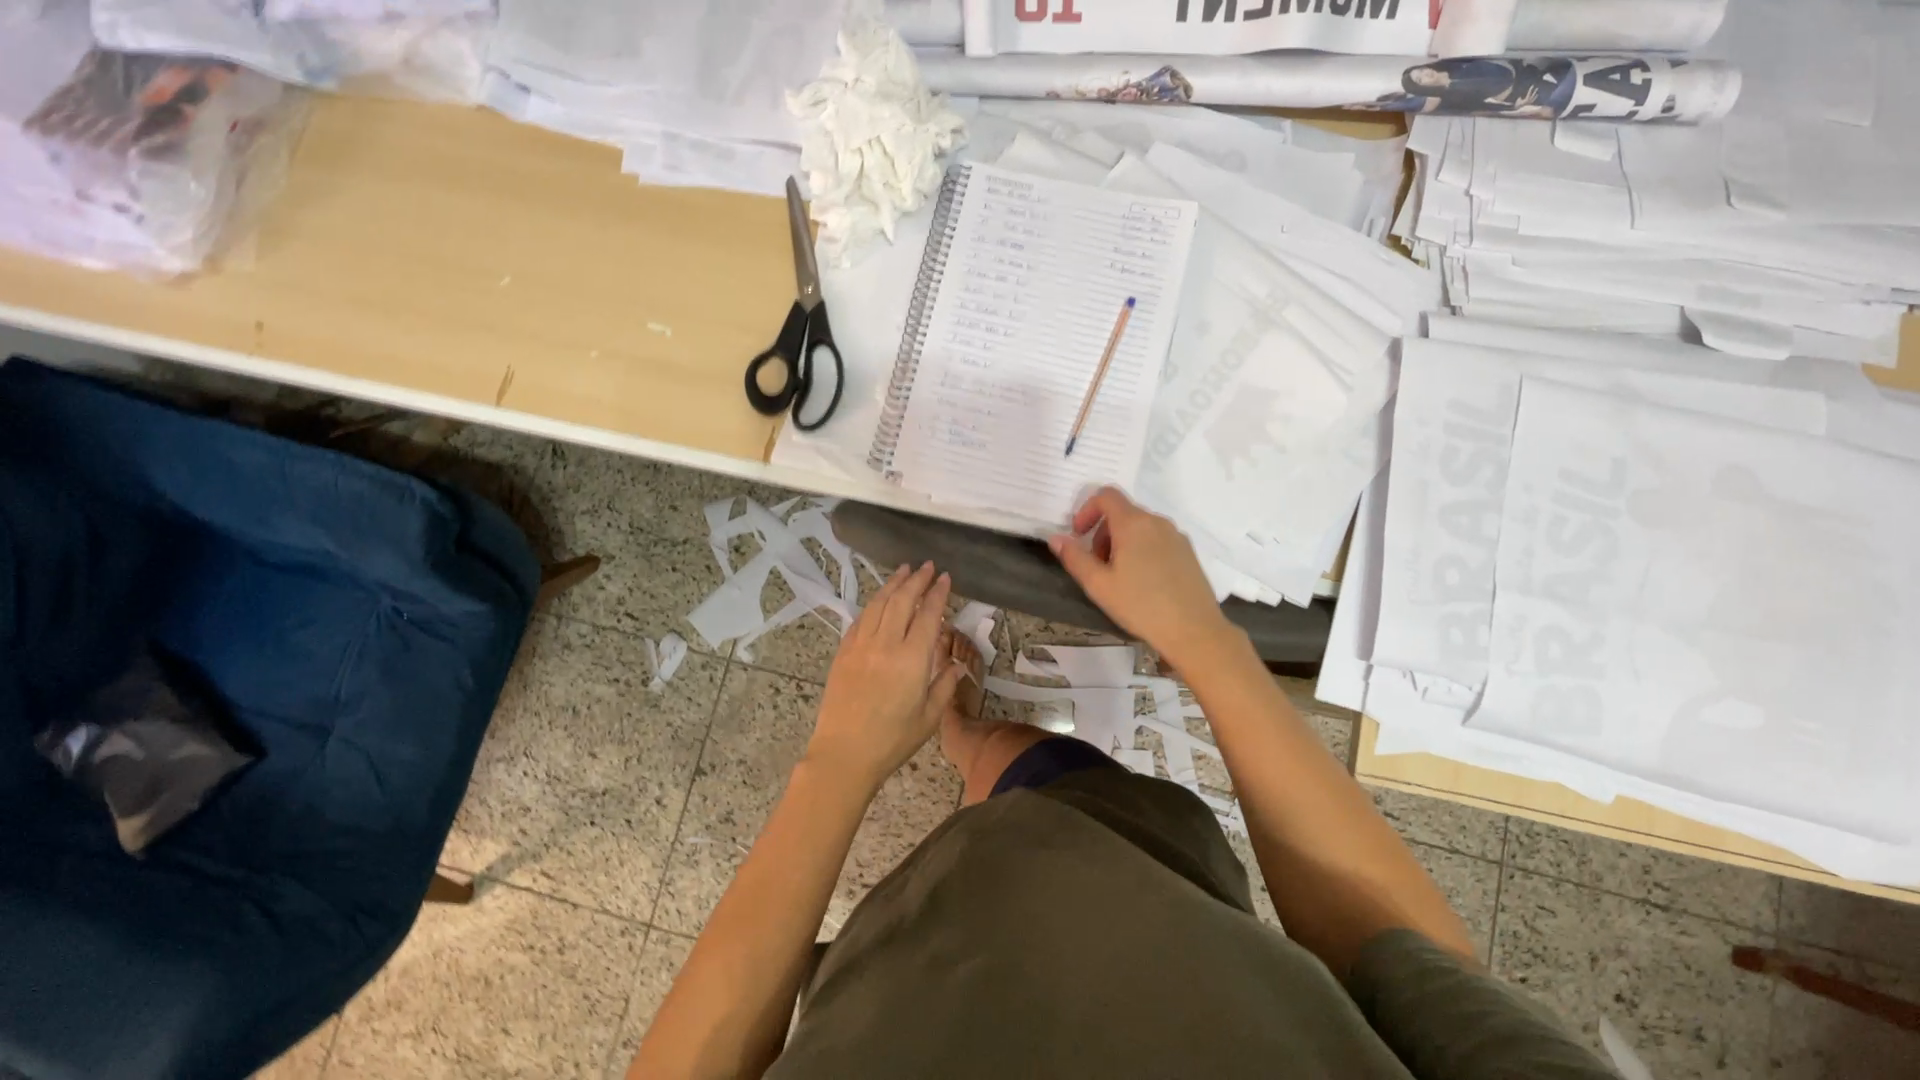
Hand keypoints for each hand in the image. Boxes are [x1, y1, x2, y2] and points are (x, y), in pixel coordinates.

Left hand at [807, 562, 960, 792]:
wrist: (844, 753)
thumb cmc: (892, 741)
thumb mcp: (929, 718)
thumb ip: (944, 686)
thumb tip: (954, 665)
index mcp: (912, 659)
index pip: (928, 615)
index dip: (937, 593)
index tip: (944, 577)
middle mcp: (885, 644)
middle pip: (902, 601)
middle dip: (915, 580)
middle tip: (926, 566)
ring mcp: (860, 646)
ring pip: (878, 604)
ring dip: (892, 584)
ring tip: (903, 571)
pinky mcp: (843, 653)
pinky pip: (860, 619)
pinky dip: (873, 604)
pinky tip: (879, 601)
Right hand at [1048, 486, 1237, 669]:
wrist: (1193, 630)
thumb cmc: (1140, 606)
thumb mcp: (1099, 585)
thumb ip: (1074, 558)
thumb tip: (1056, 538)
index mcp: (1133, 523)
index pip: (1106, 496)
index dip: (1086, 510)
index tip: (1078, 536)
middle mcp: (1157, 521)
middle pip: (1123, 512)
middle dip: (1102, 532)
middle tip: (1097, 565)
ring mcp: (1176, 536)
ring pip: (1140, 527)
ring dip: (1121, 542)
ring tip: (1119, 577)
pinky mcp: (1188, 552)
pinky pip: (1158, 539)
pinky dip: (1142, 549)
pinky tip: (1143, 582)